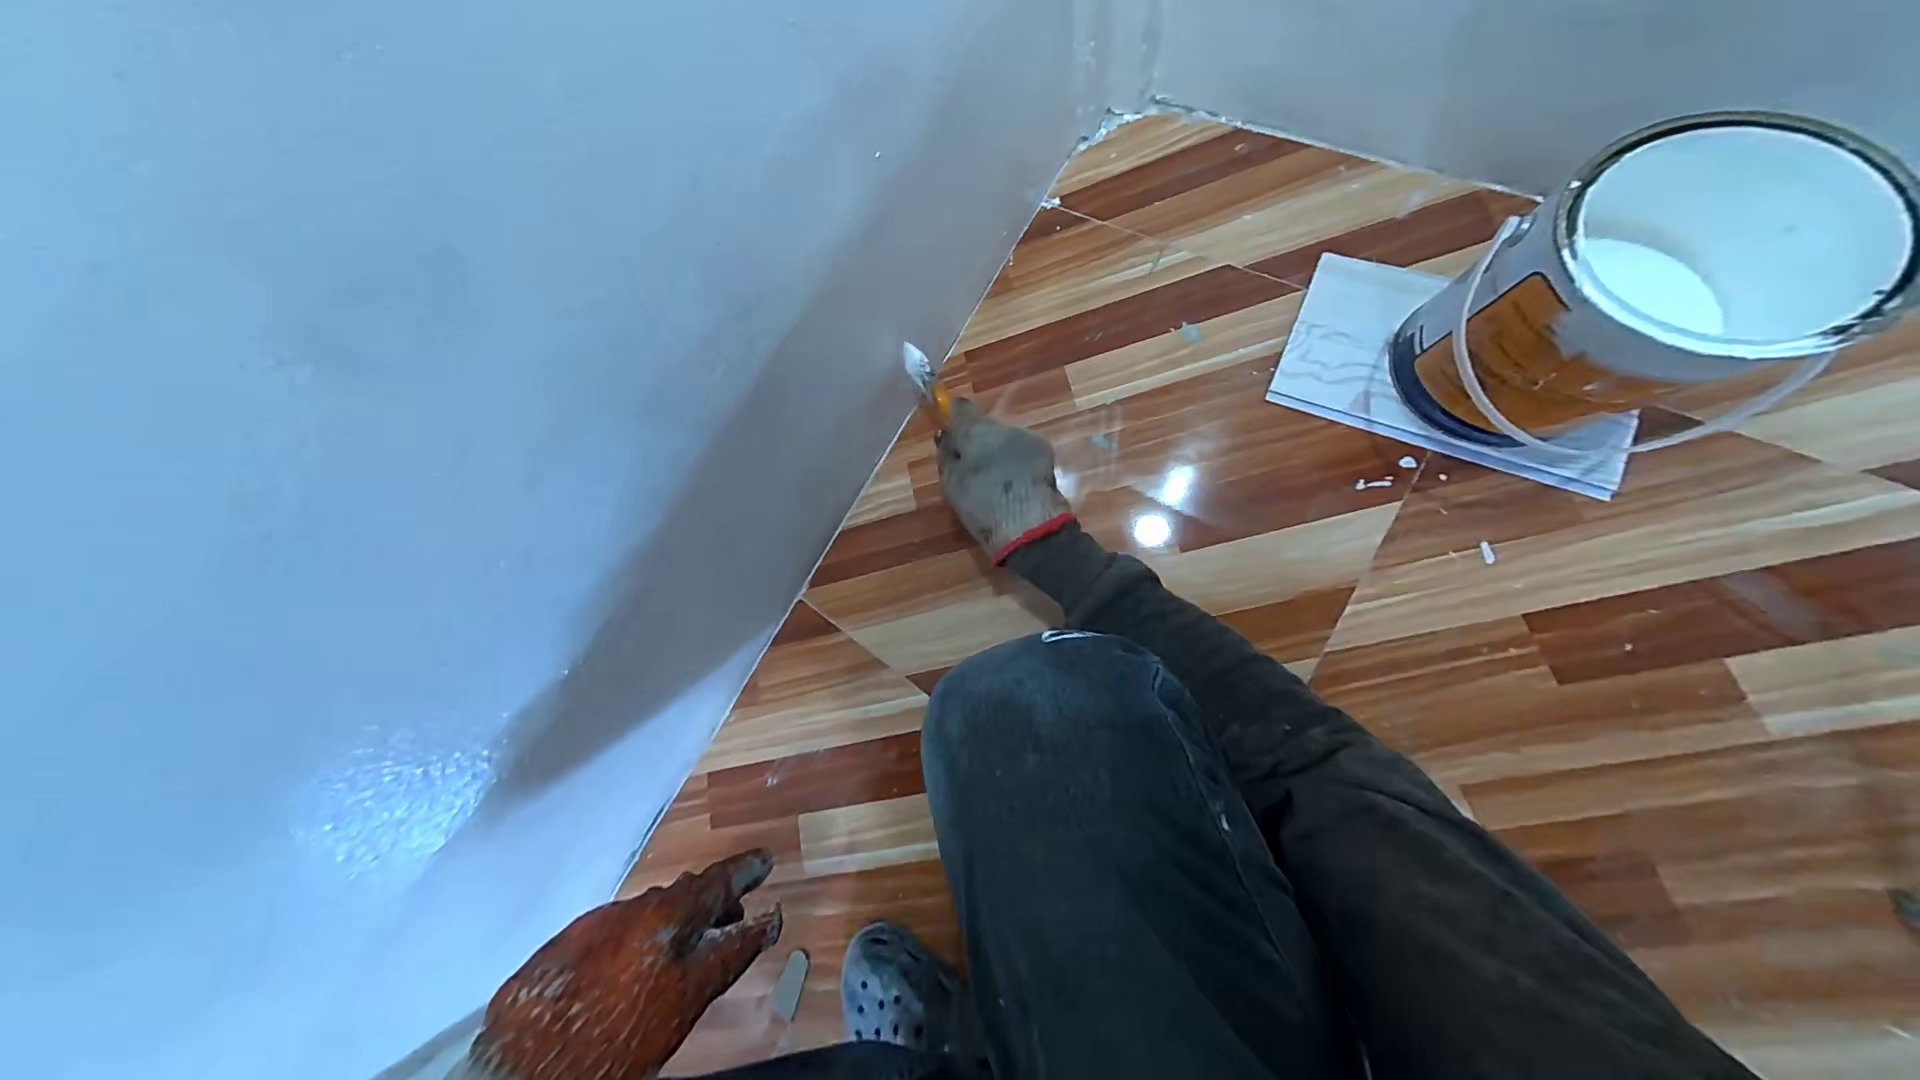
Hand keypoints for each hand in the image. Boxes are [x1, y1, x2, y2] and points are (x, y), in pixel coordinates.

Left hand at [471, 850, 781, 1079]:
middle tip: (731, 915)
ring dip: (672, 921)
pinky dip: (636, 939)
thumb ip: (729, 954)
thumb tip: (768, 920)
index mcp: (665, 914)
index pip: (717, 880)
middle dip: (711, 900)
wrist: (521, 1074)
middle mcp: (629, 907)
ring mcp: (589, 925)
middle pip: (682, 893)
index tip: (765, 860)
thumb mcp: (686, 1001)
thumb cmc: (620, 1038)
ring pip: (646, 912)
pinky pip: (612, 930)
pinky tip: (633, 968)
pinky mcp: (559, 948)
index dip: (744, 870)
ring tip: (685, 946)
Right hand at [936, 399, 1073, 562]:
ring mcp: (1027, 438)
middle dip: (978, 440)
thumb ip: (947, 455)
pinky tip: (1015, 482)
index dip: (954, 416)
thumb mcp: (952, 484)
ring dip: (998, 451)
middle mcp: (1003, 427)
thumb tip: (945, 434)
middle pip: (985, 425)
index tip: (951, 432)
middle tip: (971, 466)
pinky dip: (1016, 460)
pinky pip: (1023, 450)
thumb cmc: (982, 507)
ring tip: (995, 478)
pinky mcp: (1045, 452)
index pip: (962, 408)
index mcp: (976, 432)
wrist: (1029, 526)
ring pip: (1005, 438)